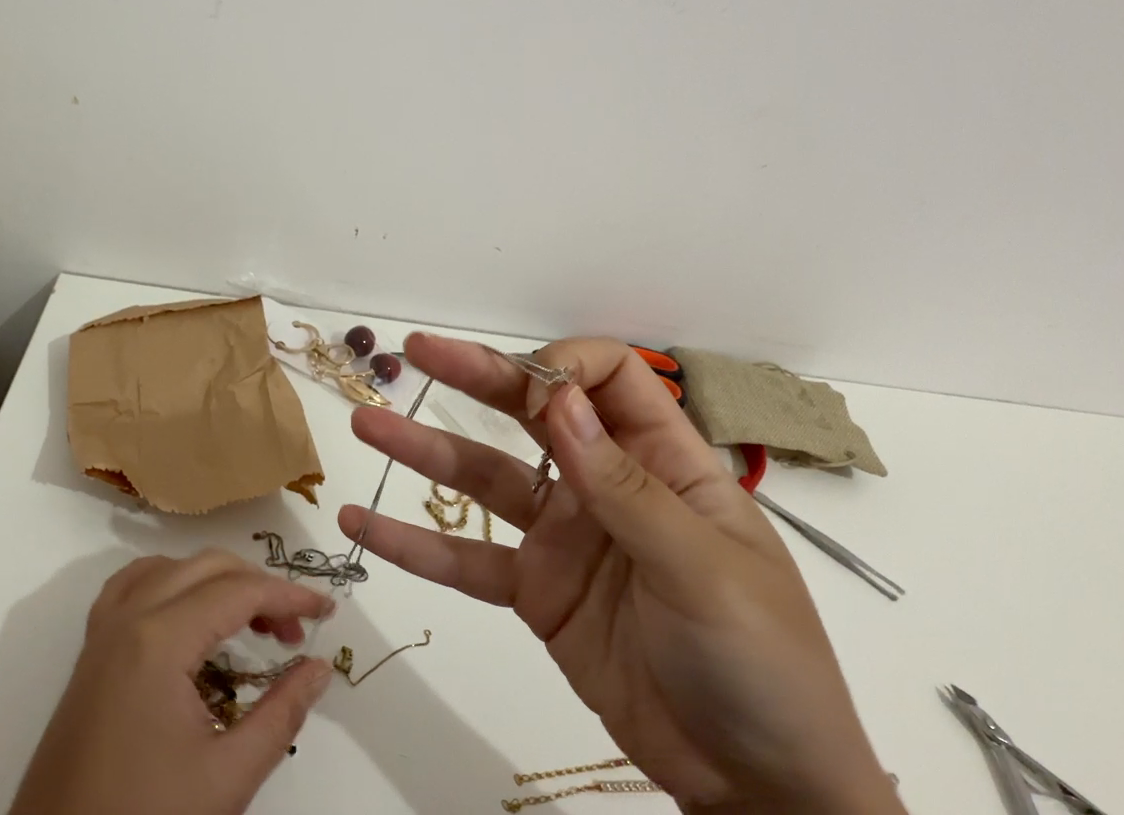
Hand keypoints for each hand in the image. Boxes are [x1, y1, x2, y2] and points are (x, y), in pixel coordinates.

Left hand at [8, 550, 336, 814]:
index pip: (238, 591)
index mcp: (160, 640)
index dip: (289, 595)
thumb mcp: (228, 775)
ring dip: (214, 581)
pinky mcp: (90, 652)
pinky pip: (132, 587)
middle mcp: (127, 619)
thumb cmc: (146, 812)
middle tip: (294, 630)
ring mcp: (102, 632)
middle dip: (257, 586)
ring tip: (249, 621)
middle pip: (204, 567)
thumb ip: (281, 714)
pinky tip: (188, 614)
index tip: (328, 611)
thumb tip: (319, 667)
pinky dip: (170, 583)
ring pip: (167, 568)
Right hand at [338, 333, 903, 814]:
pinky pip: (467, 560)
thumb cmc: (759, 660)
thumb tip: (558, 398)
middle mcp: (606, 486)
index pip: (611, 381)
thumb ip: (623, 485)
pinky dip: (415, 545)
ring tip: (367, 426)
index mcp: (665, 464)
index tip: (532, 388)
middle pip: (535, 416)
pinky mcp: (535, 593)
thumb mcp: (701, 567)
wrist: (753, 782)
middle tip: (416, 351)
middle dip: (477, 380)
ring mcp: (564, 539)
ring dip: (426, 453)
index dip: (566, 368)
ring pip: (486, 481)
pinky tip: (363, 523)